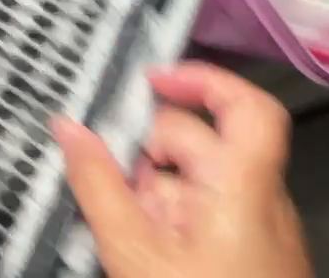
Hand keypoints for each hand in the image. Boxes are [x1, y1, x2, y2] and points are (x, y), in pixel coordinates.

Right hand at [53, 62, 311, 277]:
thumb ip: (96, 180)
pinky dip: (163, 208)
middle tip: (104, 169)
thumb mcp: (131, 250)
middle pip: (197, 139)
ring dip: (149, 182)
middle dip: (142, 147)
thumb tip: (67, 126)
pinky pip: (200, 205)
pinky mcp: (248, 251)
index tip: (150, 77)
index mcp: (243, 194)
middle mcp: (261, 204)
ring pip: (192, 174)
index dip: (202, 79)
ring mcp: (257, 230)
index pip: (249, 110)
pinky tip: (139, 237)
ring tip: (122, 218)